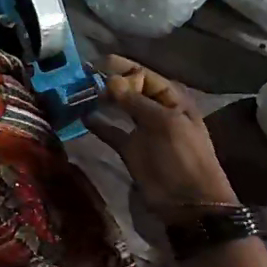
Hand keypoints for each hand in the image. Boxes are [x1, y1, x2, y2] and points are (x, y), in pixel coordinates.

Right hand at [87, 56, 239, 221]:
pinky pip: (111, 132)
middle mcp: (156, 111)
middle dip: (108, 82)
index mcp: (172, 100)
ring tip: (78, 94)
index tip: (95, 64)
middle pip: (130, 90)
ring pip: (119, 109)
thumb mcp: (164, 123)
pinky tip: (82, 117)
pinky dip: (98, 125)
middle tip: (81, 78)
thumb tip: (110, 80)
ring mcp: (142, 131)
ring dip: (101, 101)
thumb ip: (136, 101)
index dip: (122, 68)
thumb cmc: (183, 157)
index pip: (144, 76)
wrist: (189, 201)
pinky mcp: (130, 150)